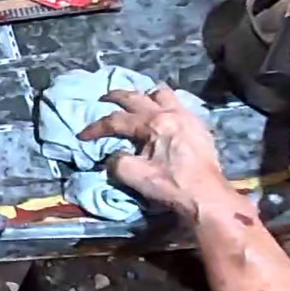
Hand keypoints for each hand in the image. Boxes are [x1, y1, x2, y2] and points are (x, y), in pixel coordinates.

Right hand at [78, 86, 236, 223]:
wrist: (207, 197)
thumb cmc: (172, 186)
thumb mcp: (135, 176)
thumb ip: (117, 162)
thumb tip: (114, 156)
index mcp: (154, 124)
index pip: (117, 120)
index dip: (96, 128)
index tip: (82, 136)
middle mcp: (170, 113)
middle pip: (137, 97)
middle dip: (116, 97)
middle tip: (104, 99)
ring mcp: (187, 117)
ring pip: (162, 93)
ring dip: (145, 95)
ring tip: (137, 102)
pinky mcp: (199, 126)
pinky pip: (179, 104)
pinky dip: (164, 104)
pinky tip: (162, 115)